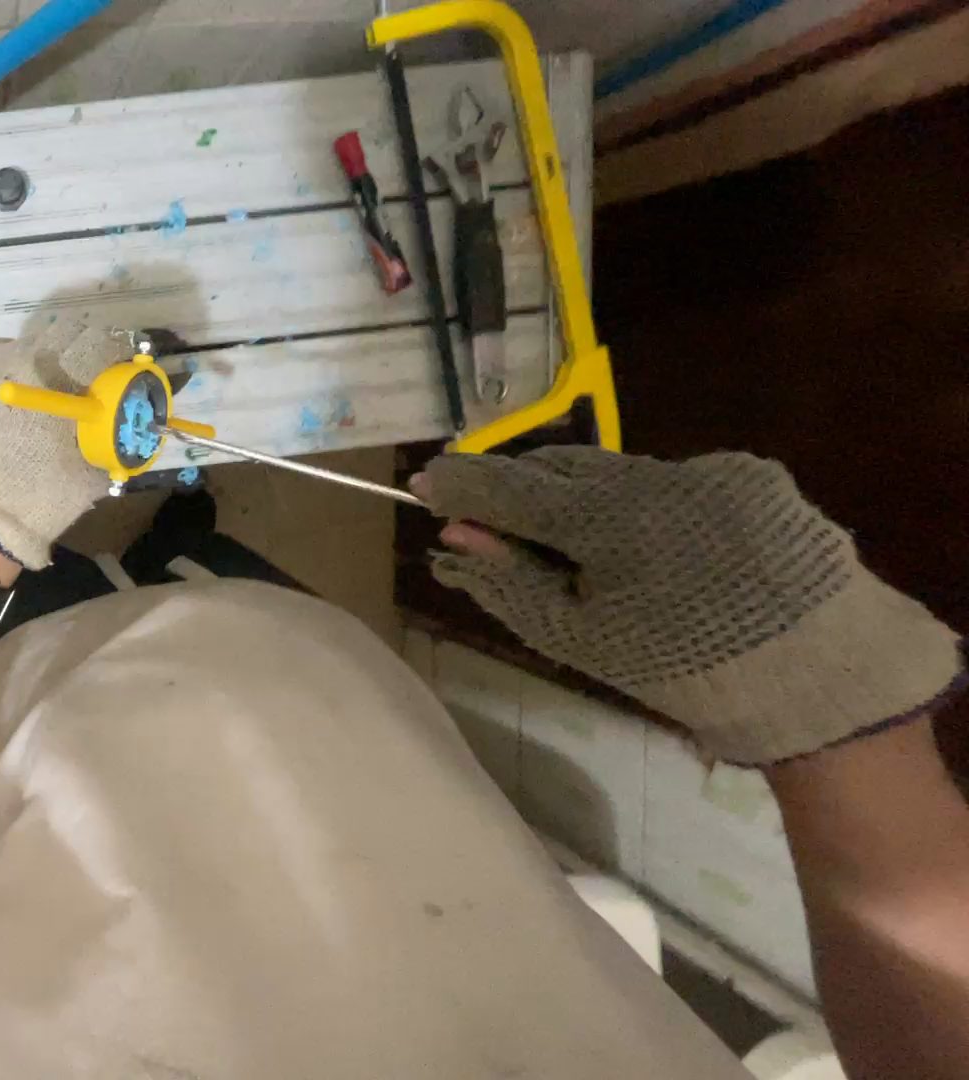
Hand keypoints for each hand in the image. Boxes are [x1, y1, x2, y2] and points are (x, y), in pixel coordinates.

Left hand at [0, 317, 125, 568]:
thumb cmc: (46, 496)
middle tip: (86, 380)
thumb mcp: (96, 467)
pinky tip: (8, 397)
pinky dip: (3, 372)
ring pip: (24, 341)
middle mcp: (21, 358)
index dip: (116, 354)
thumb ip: (116, 436)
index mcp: (61, 376)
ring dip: (41, 357)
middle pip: (63, 332)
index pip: (100, 340)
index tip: (120, 372)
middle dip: (81, 351)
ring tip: (45, 389)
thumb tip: (127, 422)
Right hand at [411, 447, 962, 763]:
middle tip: (482, 517)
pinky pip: (659, 477)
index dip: (462, 484)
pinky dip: (626, 500)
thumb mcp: (571, 632)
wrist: (820, 682)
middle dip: (513, 488)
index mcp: (613, 523)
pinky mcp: (749, 475)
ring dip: (568, 494)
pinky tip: (637, 541)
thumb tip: (450, 537)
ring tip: (562, 539)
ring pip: (606, 469)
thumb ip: (504, 577)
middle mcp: (661, 479)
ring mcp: (711, 471)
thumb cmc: (675, 665)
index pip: (512, 489)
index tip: (422, 481)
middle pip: (555, 467)